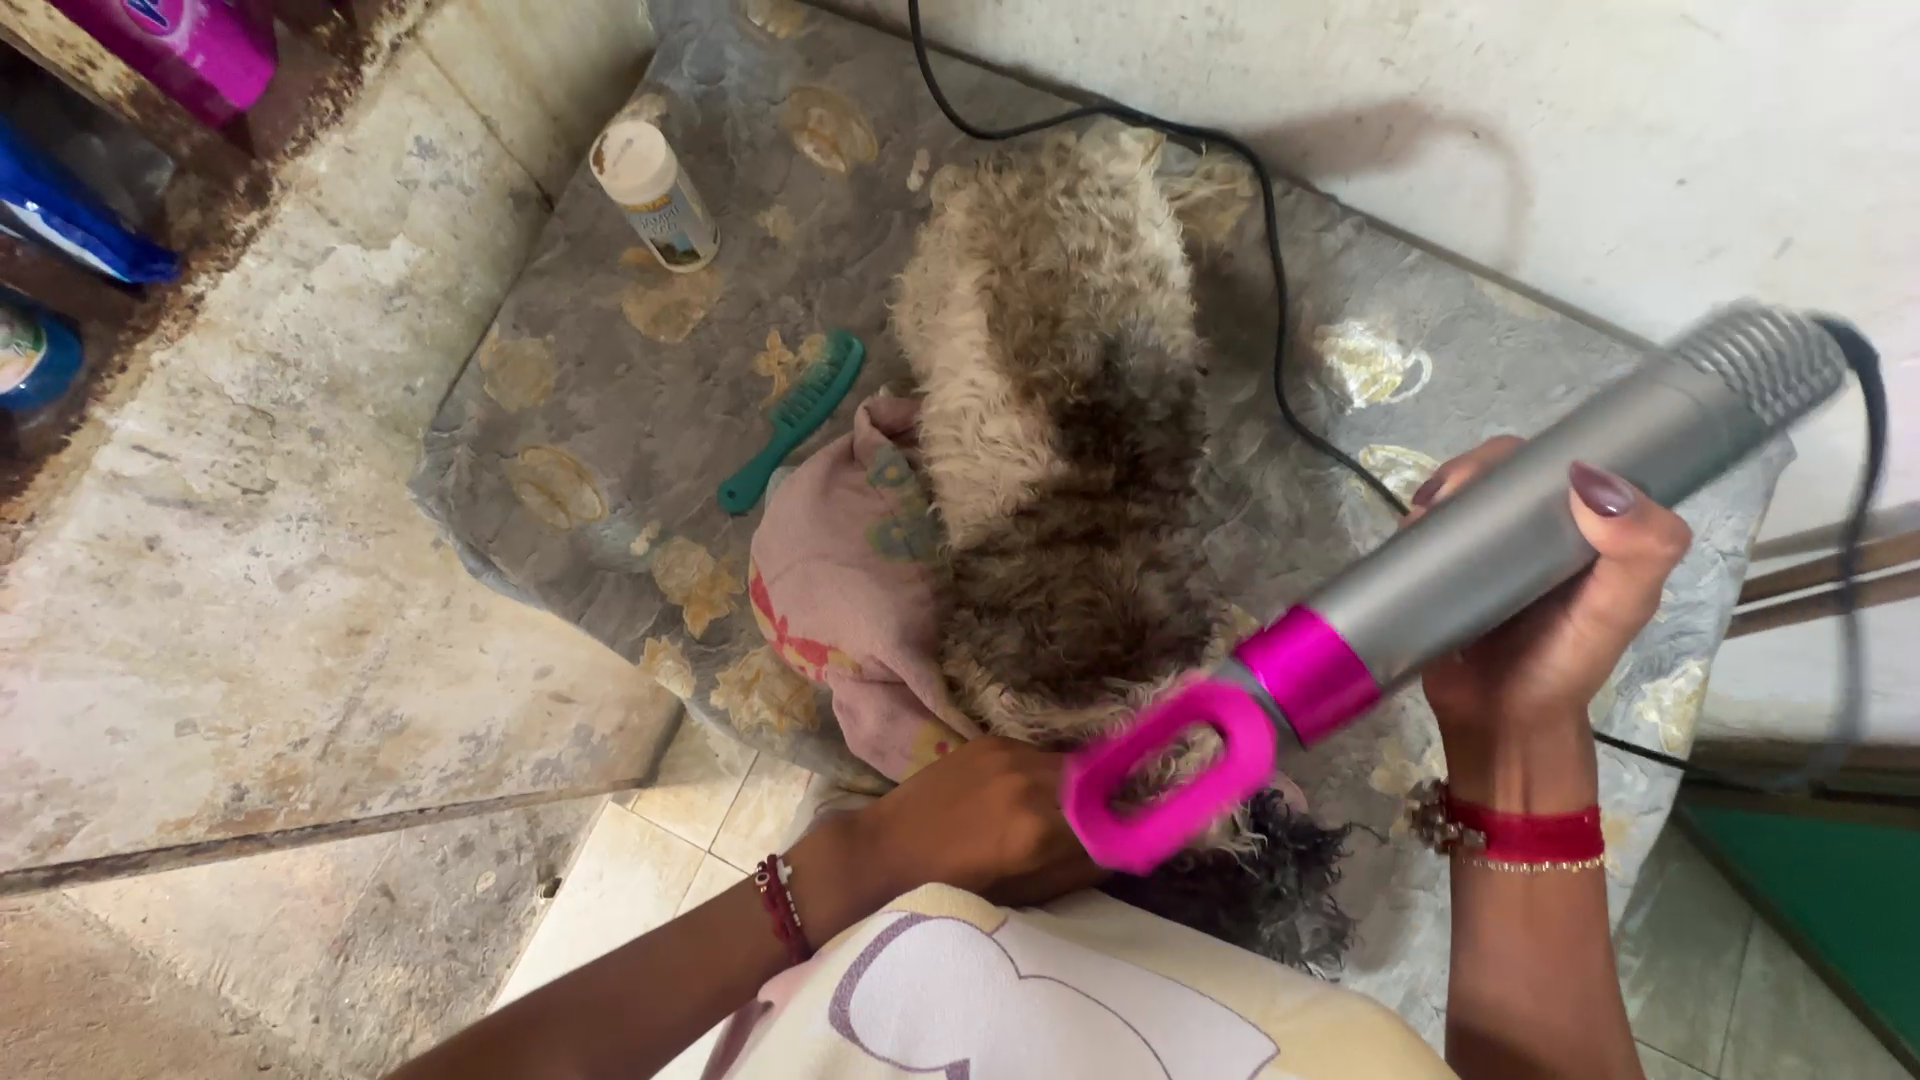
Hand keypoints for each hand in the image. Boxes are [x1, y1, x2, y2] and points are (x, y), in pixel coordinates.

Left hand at [849, 736, 1105, 906]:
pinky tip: (1022, 792)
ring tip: (1057, 808)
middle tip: (1099, 821)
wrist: (884, 850)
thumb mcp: (1020, 893)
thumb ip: (1077, 870)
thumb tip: (1121, 850)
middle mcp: (1029, 780)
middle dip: (1101, 801)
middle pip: (1094, 783)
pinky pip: (1035, 753)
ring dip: (1072, 784)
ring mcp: (1007, 753)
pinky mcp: (989, 739)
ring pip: (1066, 764)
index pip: (1110, 819)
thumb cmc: (949, 887)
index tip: (1133, 830)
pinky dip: (1041, 771)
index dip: (1125, 824)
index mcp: (1037, 828)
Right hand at [1404, 438, 1692, 809]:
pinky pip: (1431, 528)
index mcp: (1591, 532)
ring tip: (1420, 520)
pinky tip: (1408, 530)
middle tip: (1443, 502)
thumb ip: (1637, 549)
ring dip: (1437, 492)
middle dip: (1468, 472)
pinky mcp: (1445, 568)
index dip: (1531, 454)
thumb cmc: (1563, 665)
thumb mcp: (1618, 611)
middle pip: (1502, 473)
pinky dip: (1416, 520)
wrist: (1496, 718)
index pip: (1565, 464)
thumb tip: (1587, 476)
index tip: (1497, 474)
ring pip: (1463, 495)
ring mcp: (1487, 549)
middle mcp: (1538, 532)